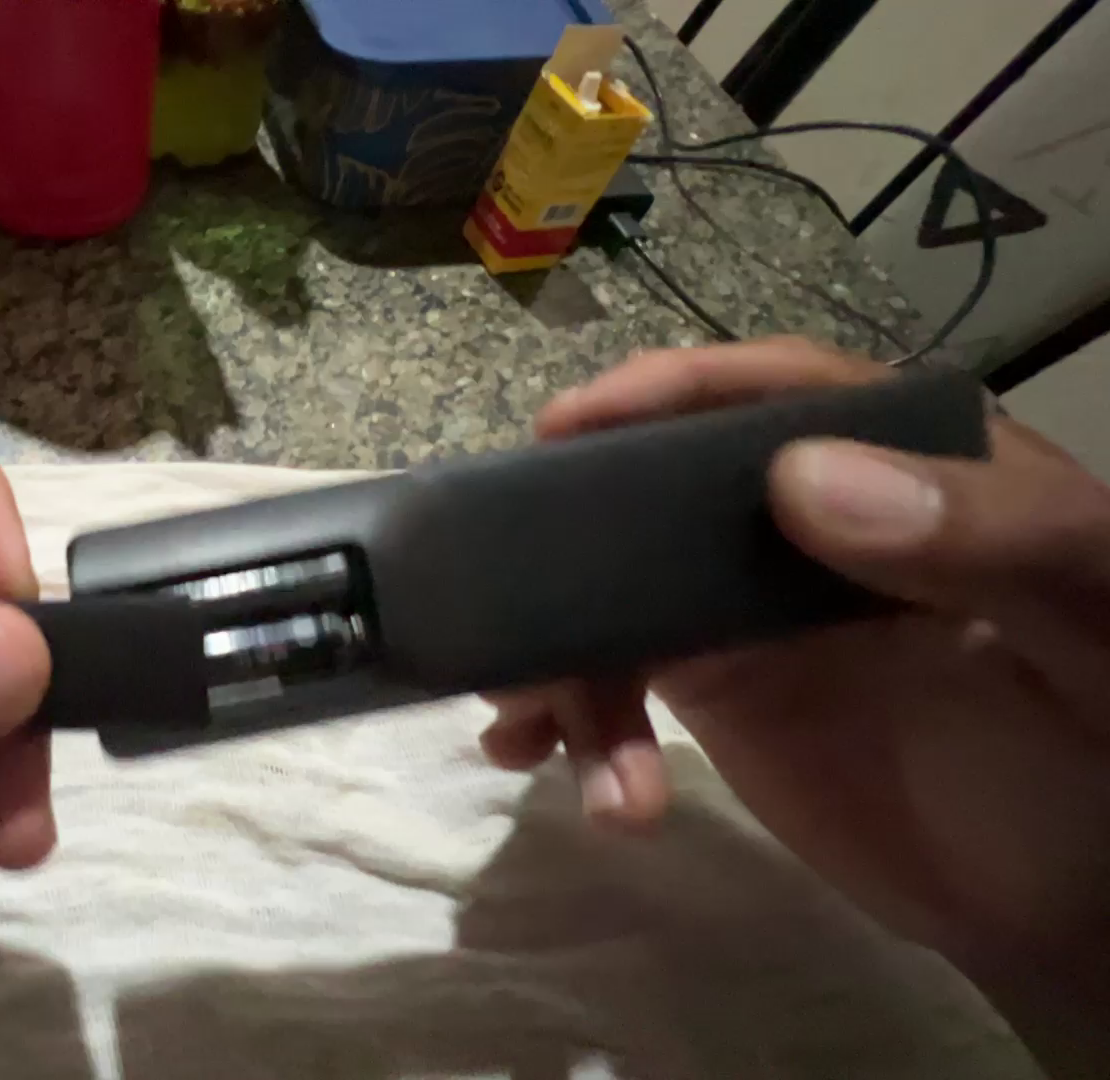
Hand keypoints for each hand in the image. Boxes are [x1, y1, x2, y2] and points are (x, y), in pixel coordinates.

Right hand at [481, 341, 1109, 1071]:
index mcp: (890, 476)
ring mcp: (724, 610)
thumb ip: (996, 543)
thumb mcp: (1102, 635)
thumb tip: (800, 478)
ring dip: (548, 665)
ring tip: (530, 728)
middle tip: (494, 582)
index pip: (767, 395)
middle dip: (552, 541)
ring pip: (594, 603)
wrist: (1066, 903)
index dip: (660, 393)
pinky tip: (535, 758)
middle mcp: (784, 532)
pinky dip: (560, 720)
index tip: (564, 424)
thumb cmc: (1105, 757)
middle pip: (639, 501)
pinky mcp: (690, 684)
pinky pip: (598, 681)